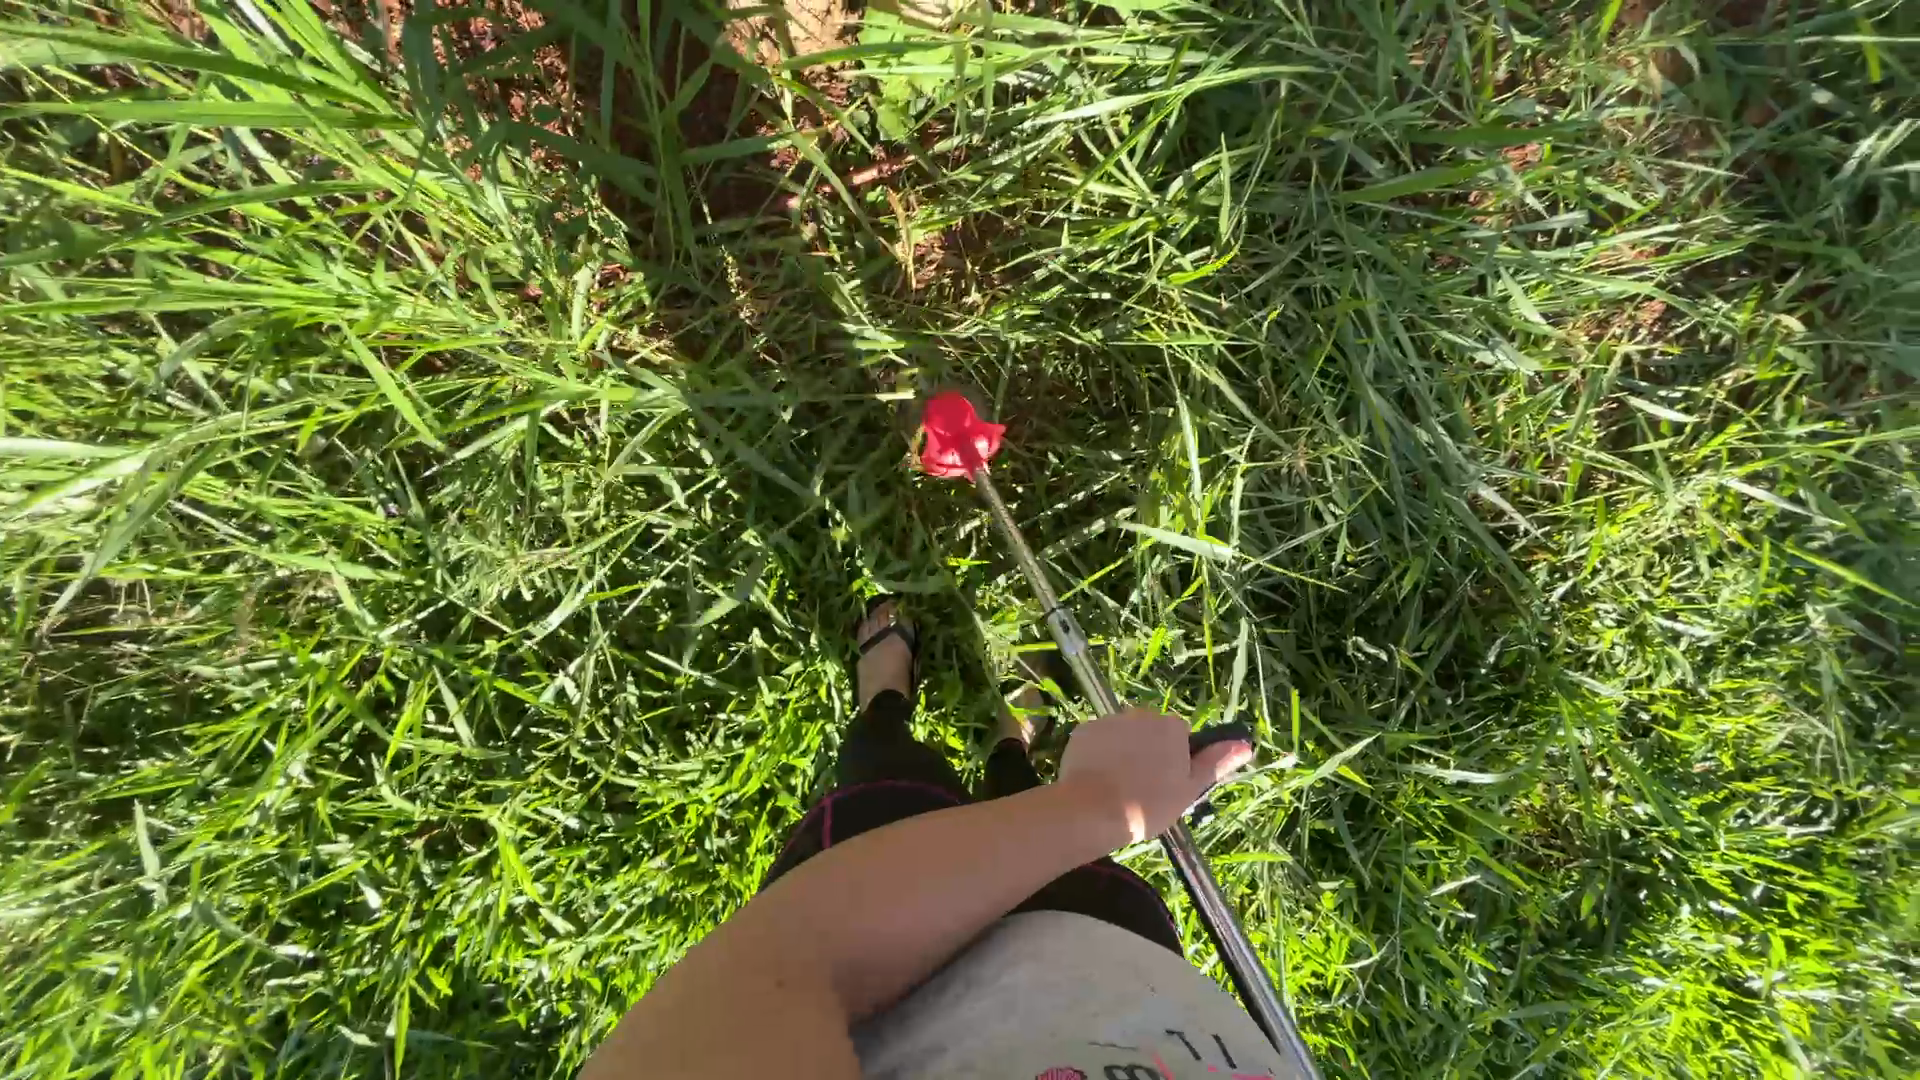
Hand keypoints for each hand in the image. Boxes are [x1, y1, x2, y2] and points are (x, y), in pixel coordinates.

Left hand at [1056, 708, 1253, 846]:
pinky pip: (1098, 739)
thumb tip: (1245, 744)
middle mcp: (1140, 713)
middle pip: (1149, 730)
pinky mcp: (1084, 729)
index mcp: (1170, 726)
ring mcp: (1109, 719)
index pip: (1178, 735)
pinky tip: (1097, 778)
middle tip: (1143, 785)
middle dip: (1148, 750)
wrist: (1093, 809)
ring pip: (1122, 733)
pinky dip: (1099, 753)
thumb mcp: (1190, 788)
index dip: (1175, 758)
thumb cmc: (1149, 804)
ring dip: (1123, 750)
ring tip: (1118, 784)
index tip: (1167, 782)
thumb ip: (1216, 762)